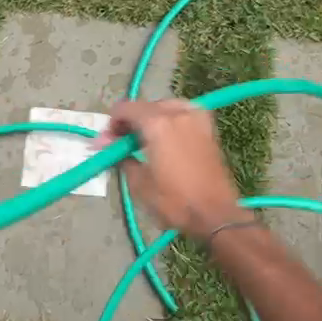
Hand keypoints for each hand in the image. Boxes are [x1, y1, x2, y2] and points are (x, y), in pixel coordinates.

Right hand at [101, 99, 252, 236]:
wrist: (216, 214)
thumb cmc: (174, 202)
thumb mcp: (139, 184)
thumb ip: (121, 156)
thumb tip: (106, 143)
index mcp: (157, 124)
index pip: (125, 108)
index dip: (112, 123)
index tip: (107, 141)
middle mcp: (176, 112)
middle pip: (144, 106)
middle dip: (130, 121)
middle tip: (123, 143)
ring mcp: (195, 116)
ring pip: (164, 106)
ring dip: (150, 118)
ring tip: (145, 140)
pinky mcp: (207, 125)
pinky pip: (182, 112)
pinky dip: (170, 119)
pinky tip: (166, 136)